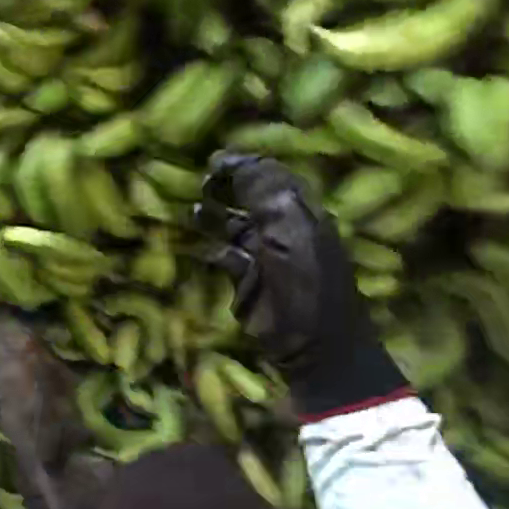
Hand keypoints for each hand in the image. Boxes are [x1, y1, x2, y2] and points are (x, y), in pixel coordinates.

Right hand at [204, 154, 408, 418]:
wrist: (315, 347)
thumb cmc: (306, 284)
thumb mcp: (288, 228)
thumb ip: (263, 192)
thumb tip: (233, 161)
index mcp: (298, 211)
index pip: (268, 175)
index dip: (241, 166)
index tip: (212, 164)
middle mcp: (280, 229)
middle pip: (247, 199)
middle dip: (224, 189)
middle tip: (200, 184)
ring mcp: (262, 257)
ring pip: (232, 227)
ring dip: (212, 217)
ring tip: (192, 211)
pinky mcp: (247, 283)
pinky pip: (224, 258)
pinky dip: (211, 250)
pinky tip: (199, 247)